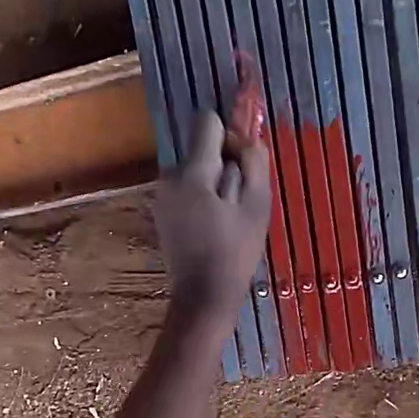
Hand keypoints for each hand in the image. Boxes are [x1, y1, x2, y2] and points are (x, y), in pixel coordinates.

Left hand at [154, 109, 270, 329]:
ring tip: (225, 218)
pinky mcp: (161, 210)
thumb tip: (246, 138)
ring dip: (213, 184)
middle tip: (237, 203)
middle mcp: (168, 176)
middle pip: (201, 149)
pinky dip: (201, 197)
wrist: (203, 295)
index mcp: (191, 173)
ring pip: (195, 169)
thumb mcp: (257, 206)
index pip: (206, 122)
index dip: (230, 136)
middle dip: (223, 166)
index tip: (241, 162)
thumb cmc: (235, 252)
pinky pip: (186, 188)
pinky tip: (211, 225)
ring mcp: (161, 195)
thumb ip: (253, 164)